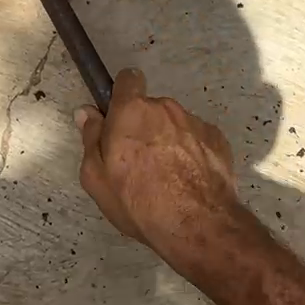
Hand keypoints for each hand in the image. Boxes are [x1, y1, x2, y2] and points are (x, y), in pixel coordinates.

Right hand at [76, 69, 247, 268]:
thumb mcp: (97, 177)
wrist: (197, 225)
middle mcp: (165, 108)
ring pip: (174, 125)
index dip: (123, 93)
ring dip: (168, 141)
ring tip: (167, 177)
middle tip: (139, 162)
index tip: (119, 115)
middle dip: (144, 127)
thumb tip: (86, 113)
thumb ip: (91, 138)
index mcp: (131, 111)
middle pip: (150, 109)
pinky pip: (196, 139)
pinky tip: (188, 180)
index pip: (128, 79)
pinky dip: (191, 153)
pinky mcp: (217, 139)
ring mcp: (195, 122)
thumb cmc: (138, 202)